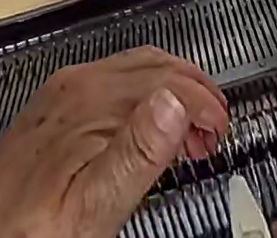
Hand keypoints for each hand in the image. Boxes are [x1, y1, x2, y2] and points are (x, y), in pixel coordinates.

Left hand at [0, 47, 229, 237]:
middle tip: (214, 128)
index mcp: (92, 100)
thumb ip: (137, 154)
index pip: (167, 82)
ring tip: (191, 127)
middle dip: (193, 91)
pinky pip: (115, 80)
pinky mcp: (55, 107)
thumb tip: (177, 101)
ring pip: (136, 68)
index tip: (221, 131)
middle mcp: (79, 83)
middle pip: (155, 65)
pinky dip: (146, 91)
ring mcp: (65, 92)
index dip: (203, 104)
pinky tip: (146, 122)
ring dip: (172, 88)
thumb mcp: (90, 210)